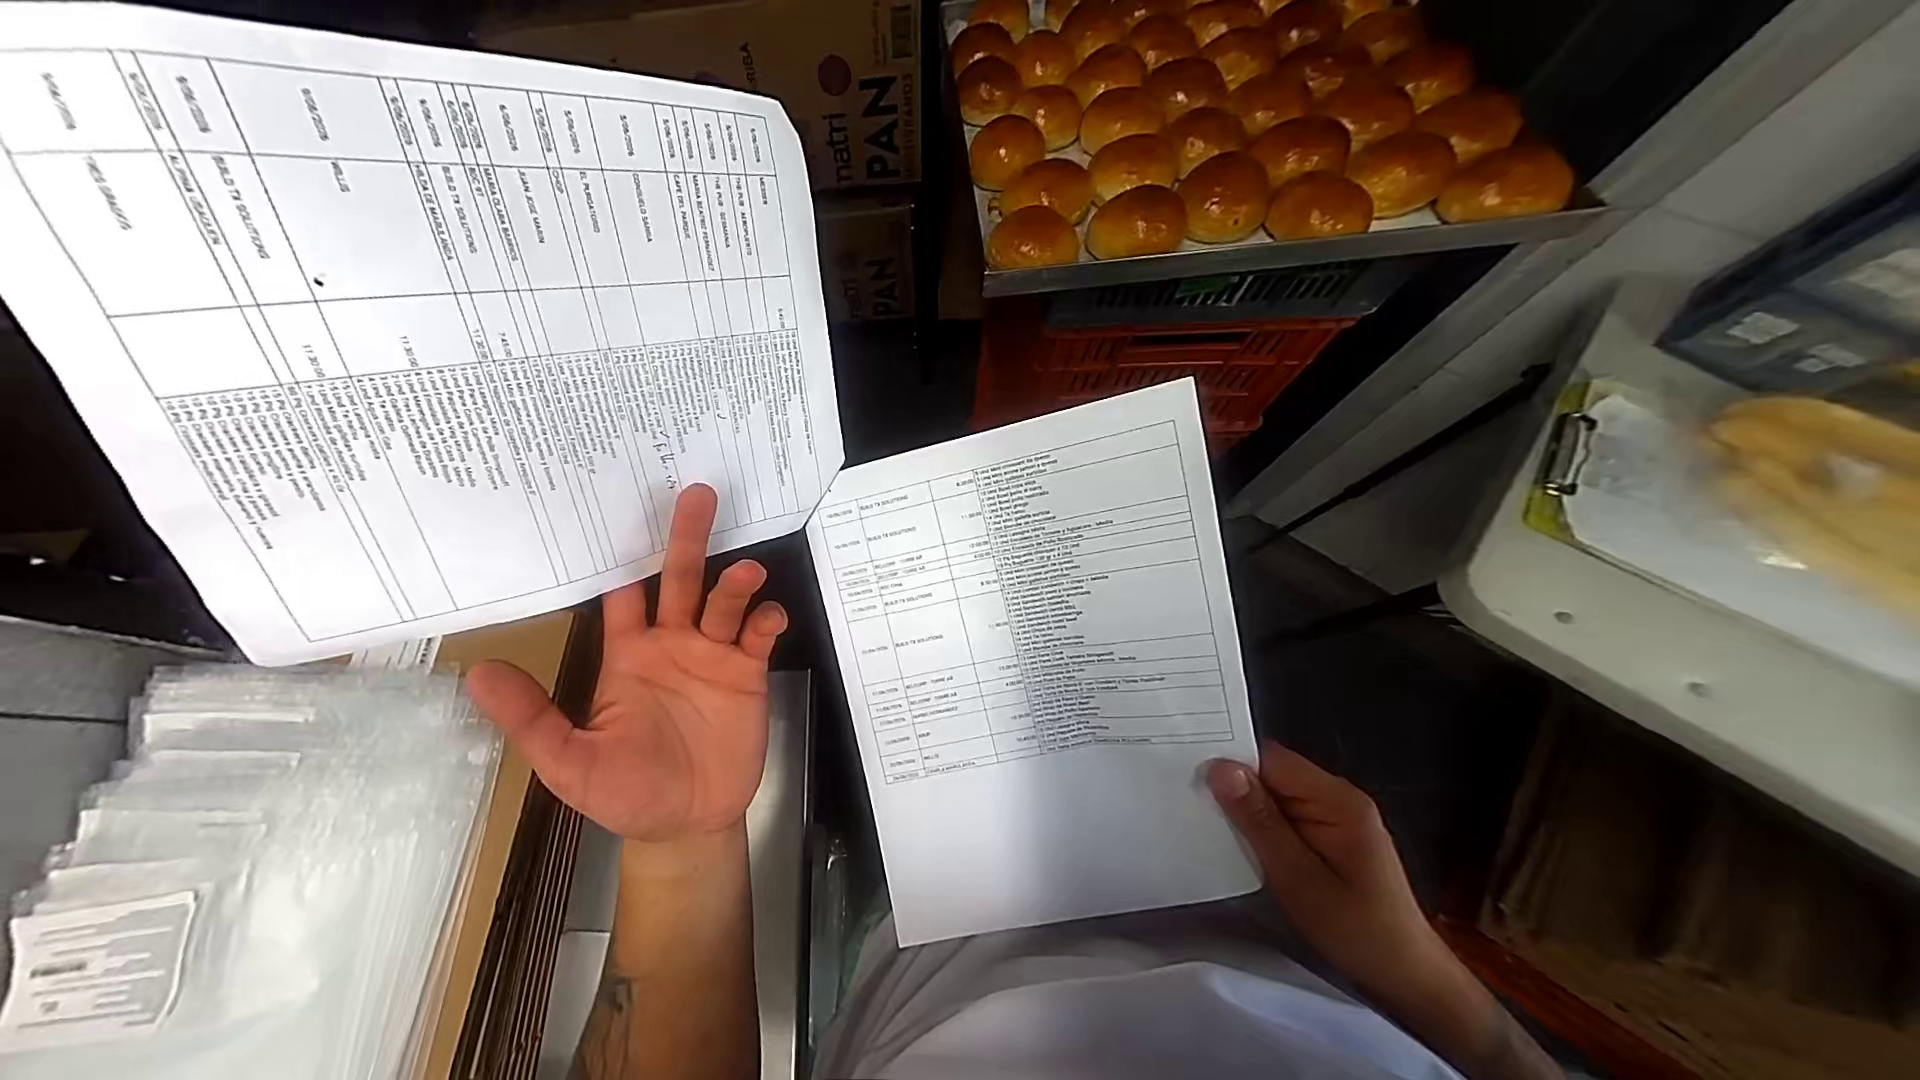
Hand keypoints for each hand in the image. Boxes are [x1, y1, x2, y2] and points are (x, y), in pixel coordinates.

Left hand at [468, 484, 788, 840]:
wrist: (687, 821)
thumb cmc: (624, 793)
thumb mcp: (568, 761)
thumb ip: (531, 716)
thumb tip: (475, 670)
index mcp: (628, 655)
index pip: (623, 594)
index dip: (624, 557)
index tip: (624, 510)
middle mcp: (672, 644)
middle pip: (681, 579)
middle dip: (688, 539)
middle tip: (698, 496)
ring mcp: (713, 656)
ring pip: (724, 603)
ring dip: (735, 584)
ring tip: (746, 573)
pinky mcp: (747, 673)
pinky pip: (757, 636)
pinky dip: (766, 620)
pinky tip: (768, 617)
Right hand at [1206, 740, 1447, 992]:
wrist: (1410, 981)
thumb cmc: (1356, 930)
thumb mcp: (1299, 878)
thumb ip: (1259, 820)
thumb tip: (1220, 767)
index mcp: (1337, 800)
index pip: (1272, 759)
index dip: (1231, 761)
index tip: (1189, 771)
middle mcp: (1337, 797)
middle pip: (1272, 773)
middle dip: (1234, 784)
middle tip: (1188, 796)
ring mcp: (1334, 816)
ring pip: (1274, 794)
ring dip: (1244, 806)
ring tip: (1202, 815)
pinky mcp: (1328, 834)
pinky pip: (1284, 814)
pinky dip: (1259, 823)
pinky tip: (1236, 837)